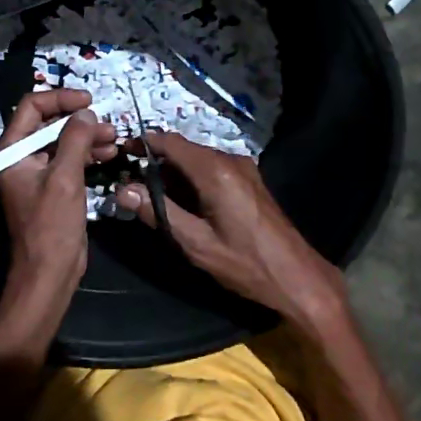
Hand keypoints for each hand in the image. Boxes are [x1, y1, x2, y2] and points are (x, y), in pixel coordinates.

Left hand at [0, 89, 119, 283]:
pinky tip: (109, 154)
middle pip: (48, 123)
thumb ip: (74, 140)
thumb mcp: (64, 178)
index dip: (60, 98)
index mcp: (11, 152)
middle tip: (108, 124)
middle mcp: (20, 158)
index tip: (89, 100)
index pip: (32, 107)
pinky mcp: (52, 187)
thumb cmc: (51, 226)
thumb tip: (86, 112)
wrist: (48, 273)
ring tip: (114, 139)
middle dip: (78, 120)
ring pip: (62, 141)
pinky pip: (69, 160)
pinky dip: (88, 154)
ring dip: (87, 137)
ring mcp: (37, 173)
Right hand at [116, 132, 348, 334]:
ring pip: (198, 159)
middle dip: (156, 160)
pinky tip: (182, 200)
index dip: (143, 142)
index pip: (170, 143)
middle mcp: (230, 161)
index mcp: (215, 171)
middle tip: (131, 179)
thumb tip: (123, 190)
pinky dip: (192, 177)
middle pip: (184, 149)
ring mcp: (243, 169)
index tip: (121, 151)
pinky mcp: (250, 181)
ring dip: (174, 171)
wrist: (299, 278)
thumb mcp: (196, 243)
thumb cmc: (246, 263)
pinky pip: (213, 168)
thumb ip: (158, 213)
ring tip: (151, 193)